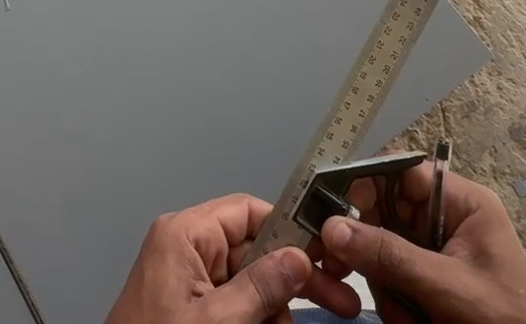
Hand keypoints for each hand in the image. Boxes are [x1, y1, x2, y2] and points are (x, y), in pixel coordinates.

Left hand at [105, 194, 361, 323]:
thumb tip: (298, 258)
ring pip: (250, 280)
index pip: (246, 211)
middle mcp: (186, 248)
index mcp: (185, 235)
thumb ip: (260, 288)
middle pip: (254, 248)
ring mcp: (188, 278)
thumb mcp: (217, 321)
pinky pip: (235, 302)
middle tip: (340, 299)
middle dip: (294, 276)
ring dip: (277, 306)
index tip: (326, 253)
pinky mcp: (190, 306)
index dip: (288, 228)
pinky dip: (258, 317)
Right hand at [320, 168, 525, 323]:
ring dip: (384, 285)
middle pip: (384, 211)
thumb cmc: (506, 322)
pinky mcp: (431, 282)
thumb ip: (390, 256)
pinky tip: (410, 323)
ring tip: (406, 318)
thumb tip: (331, 227)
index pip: (400, 172)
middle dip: (370, 249)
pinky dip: (393, 302)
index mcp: (461, 202)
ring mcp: (437, 251)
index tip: (335, 212)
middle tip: (341, 271)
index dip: (365, 185)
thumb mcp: (448, 288)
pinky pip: (392, 277)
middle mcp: (445, 219)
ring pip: (382, 248)